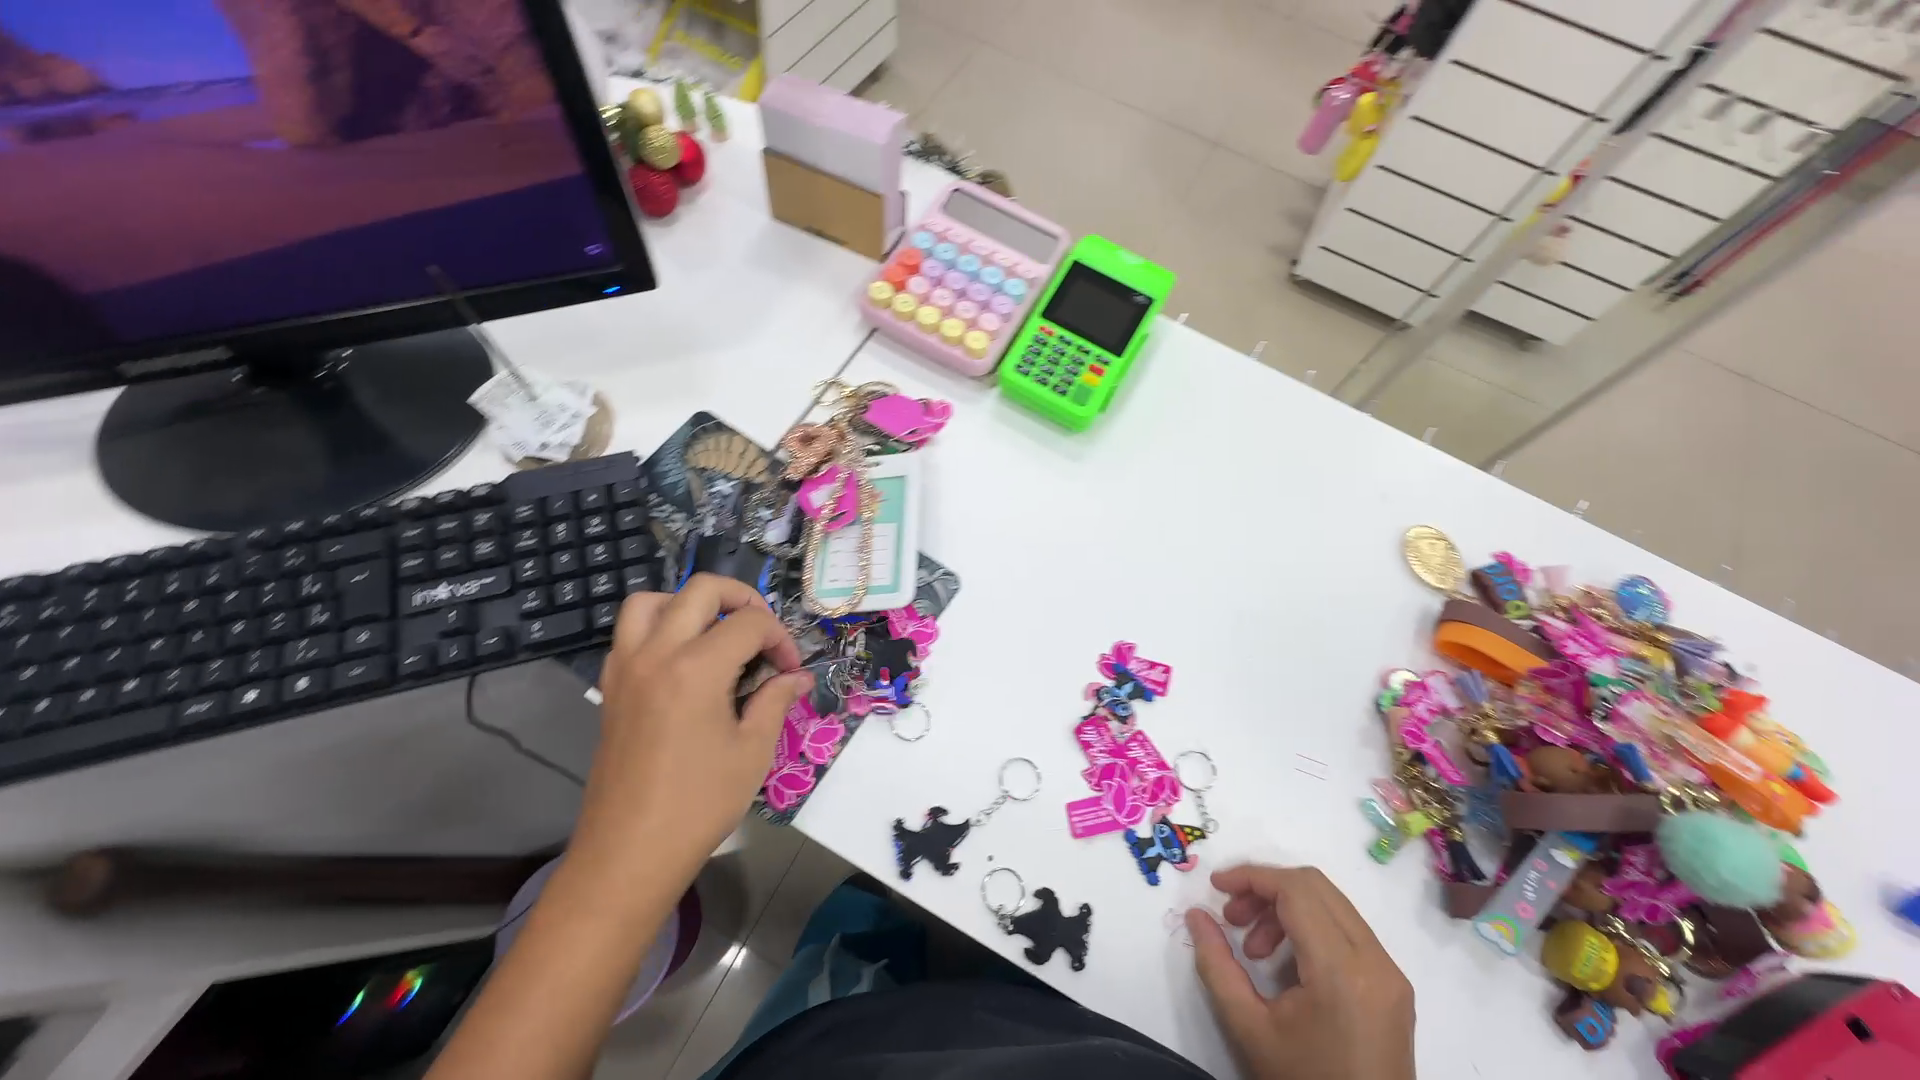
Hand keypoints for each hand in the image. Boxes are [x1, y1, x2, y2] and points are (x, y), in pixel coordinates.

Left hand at [571, 574, 811, 876]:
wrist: (631, 850)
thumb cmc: (699, 803)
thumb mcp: (752, 751)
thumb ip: (775, 701)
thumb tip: (796, 677)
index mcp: (697, 668)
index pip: (749, 623)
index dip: (780, 639)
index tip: (790, 671)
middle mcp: (656, 653)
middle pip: (701, 590)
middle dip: (741, 599)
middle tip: (761, 633)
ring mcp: (626, 668)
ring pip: (651, 601)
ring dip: (688, 604)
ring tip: (714, 633)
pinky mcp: (611, 688)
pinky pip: (629, 634)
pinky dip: (657, 629)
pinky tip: (682, 662)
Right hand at [1187, 866, 1415, 1079]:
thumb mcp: (1248, 1028)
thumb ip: (1217, 965)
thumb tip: (1196, 916)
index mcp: (1343, 970)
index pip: (1296, 890)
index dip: (1251, 877)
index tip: (1216, 888)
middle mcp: (1376, 961)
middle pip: (1316, 887)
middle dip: (1266, 890)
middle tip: (1231, 918)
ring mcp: (1391, 974)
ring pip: (1334, 906)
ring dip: (1287, 910)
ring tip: (1254, 951)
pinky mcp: (1393, 987)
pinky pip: (1349, 933)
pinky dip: (1311, 930)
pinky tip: (1285, 966)